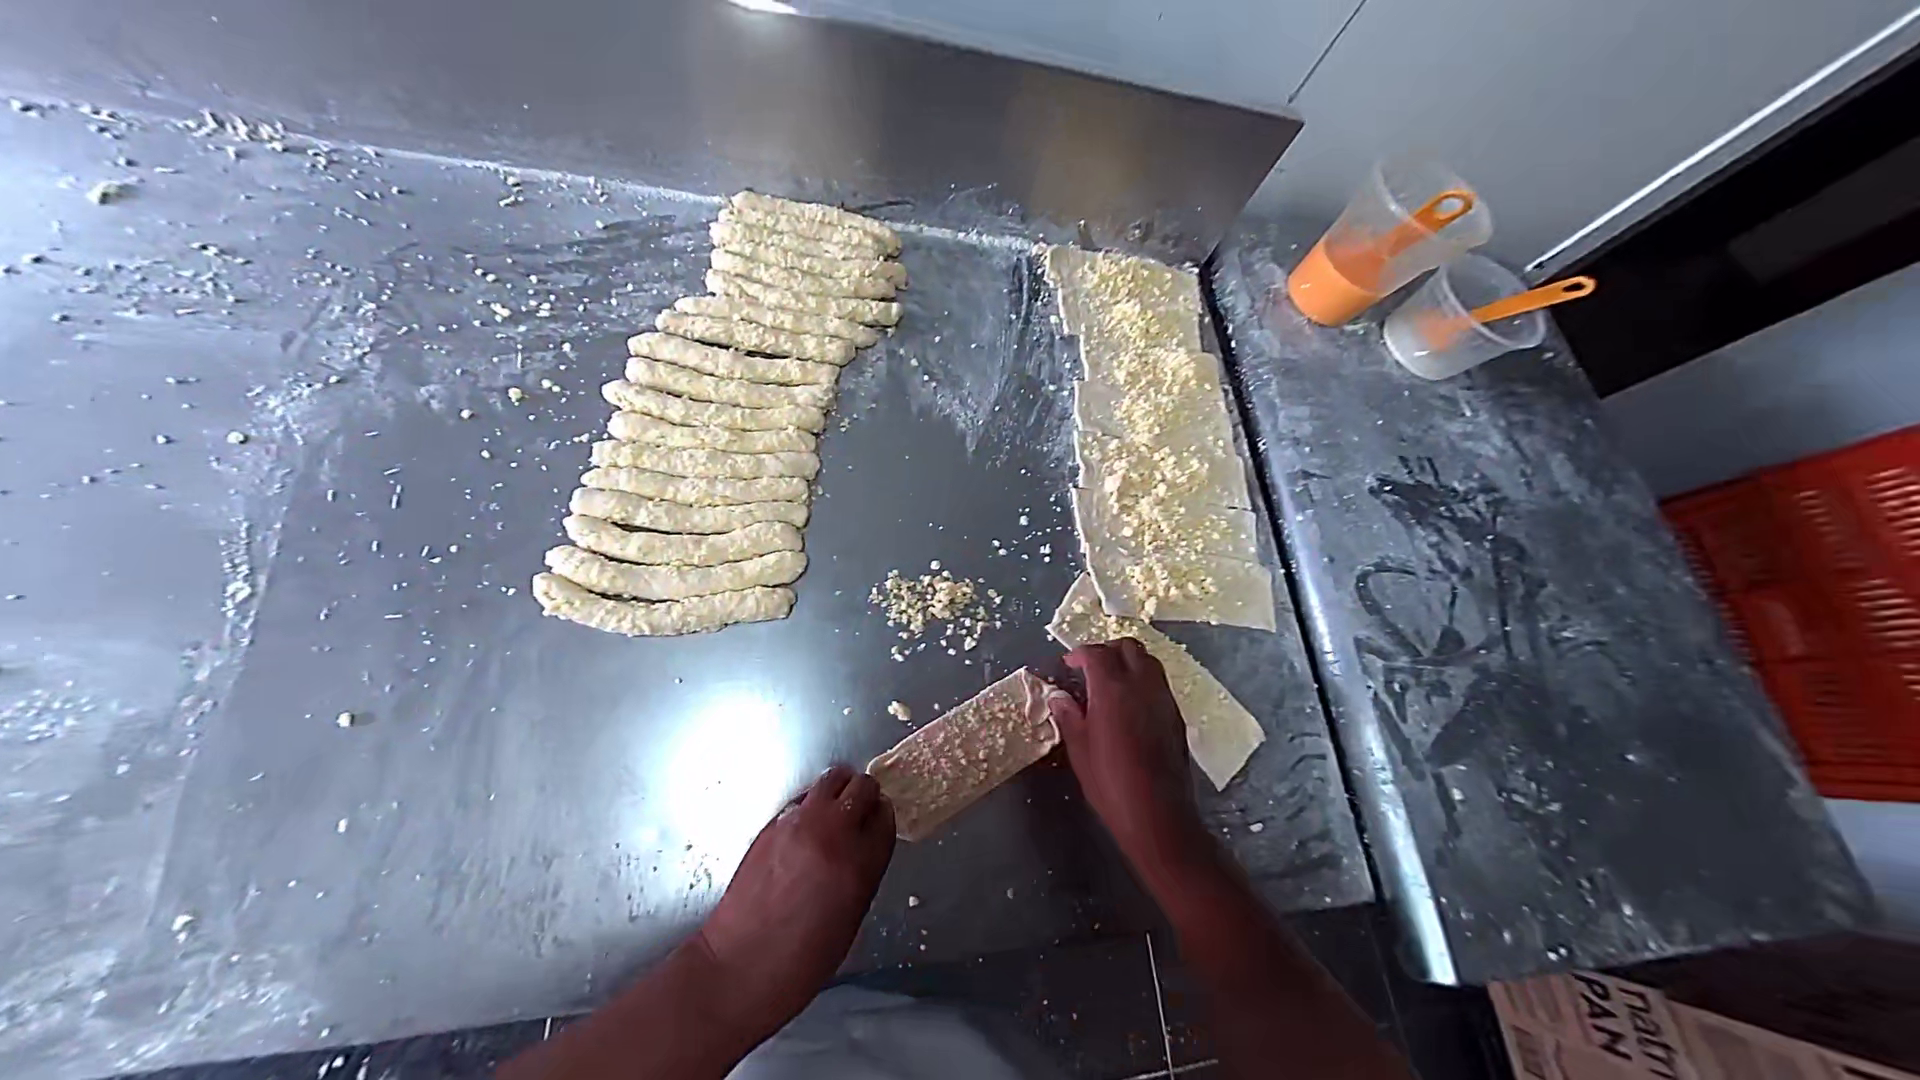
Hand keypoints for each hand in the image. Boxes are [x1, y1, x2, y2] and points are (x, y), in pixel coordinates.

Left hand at [691, 765, 895, 1037]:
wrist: (739, 968)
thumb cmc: (802, 961)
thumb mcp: (852, 917)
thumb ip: (865, 871)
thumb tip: (865, 847)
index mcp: (860, 863)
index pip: (885, 816)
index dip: (883, 817)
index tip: (878, 822)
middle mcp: (833, 834)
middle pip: (863, 787)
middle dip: (866, 795)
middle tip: (861, 810)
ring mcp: (800, 824)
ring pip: (832, 779)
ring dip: (840, 789)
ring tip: (836, 808)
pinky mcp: (773, 824)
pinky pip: (804, 798)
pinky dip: (813, 804)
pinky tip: (808, 828)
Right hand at [1050, 640, 1207, 871]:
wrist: (1158, 815)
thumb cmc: (1110, 783)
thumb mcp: (1080, 750)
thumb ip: (1069, 716)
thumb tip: (1059, 697)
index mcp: (1113, 690)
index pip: (1096, 654)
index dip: (1079, 654)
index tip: (1068, 664)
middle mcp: (1142, 686)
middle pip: (1127, 648)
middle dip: (1106, 650)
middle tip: (1089, 667)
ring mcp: (1163, 699)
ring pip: (1148, 661)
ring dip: (1127, 662)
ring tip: (1110, 681)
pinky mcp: (1176, 715)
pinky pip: (1158, 682)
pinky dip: (1142, 680)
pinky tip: (1129, 703)